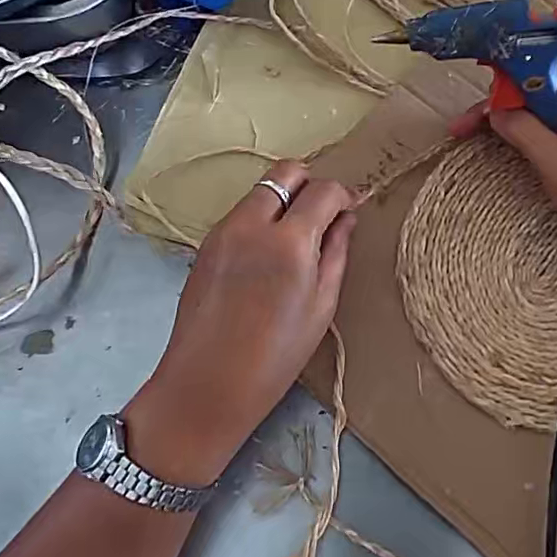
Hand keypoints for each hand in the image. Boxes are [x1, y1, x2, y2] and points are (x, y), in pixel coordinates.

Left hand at [123, 161, 355, 485]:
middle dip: (310, 184)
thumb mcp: (321, 306)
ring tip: (295, 239)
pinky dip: (261, 218)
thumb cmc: (276, 356)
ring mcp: (223, 231)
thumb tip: (346, 220)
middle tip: (322, 216)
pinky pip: (241, 213)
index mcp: (288, 241)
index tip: (350, 211)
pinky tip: (267, 256)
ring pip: (261, 190)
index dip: (343, 195)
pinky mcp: (206, 244)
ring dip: (284, 200)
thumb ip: (336, 253)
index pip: (323, 190)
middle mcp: (251, 224)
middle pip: (285, 171)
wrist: (207, 384)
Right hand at [451, 53, 556, 249]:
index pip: (545, 60)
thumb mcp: (555, 163)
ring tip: (489, 136)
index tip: (484, 90)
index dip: (510, 70)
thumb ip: (522, 131)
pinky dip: (539, 130)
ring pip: (550, 104)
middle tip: (472, 125)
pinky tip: (526, 147)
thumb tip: (496, 111)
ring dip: (520, 118)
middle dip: (505, 101)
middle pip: (542, 83)